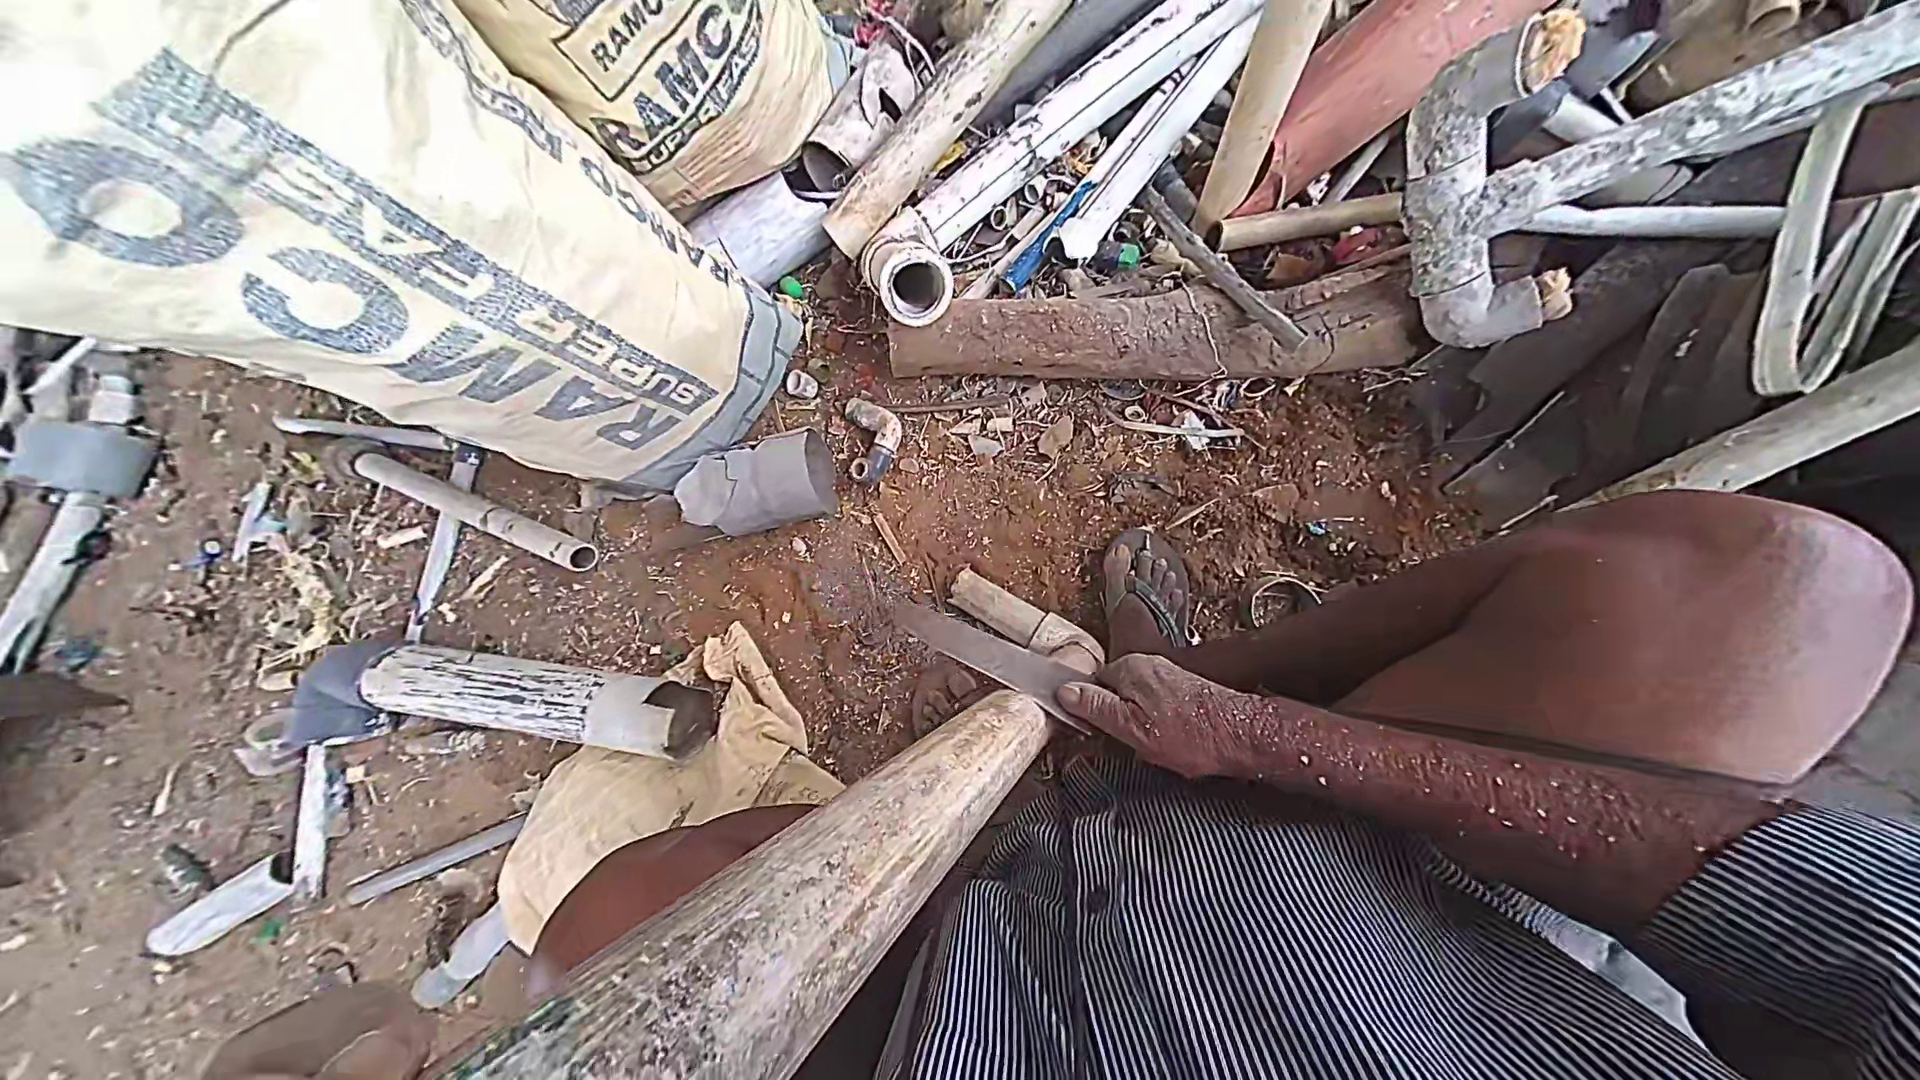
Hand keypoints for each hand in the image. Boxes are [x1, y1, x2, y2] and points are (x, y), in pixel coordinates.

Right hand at [1056, 654, 1251, 777]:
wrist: (1243, 735)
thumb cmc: (1189, 735)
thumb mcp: (1131, 728)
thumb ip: (1095, 707)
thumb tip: (1064, 690)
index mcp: (1127, 668)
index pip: (1092, 685)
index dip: (1094, 711)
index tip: (1103, 732)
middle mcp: (1147, 662)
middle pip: (1115, 690)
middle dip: (1120, 716)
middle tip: (1134, 742)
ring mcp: (1167, 672)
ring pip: (1137, 698)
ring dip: (1142, 720)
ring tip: (1159, 742)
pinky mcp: (1183, 685)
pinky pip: (1157, 701)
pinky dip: (1161, 720)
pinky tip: (1175, 737)